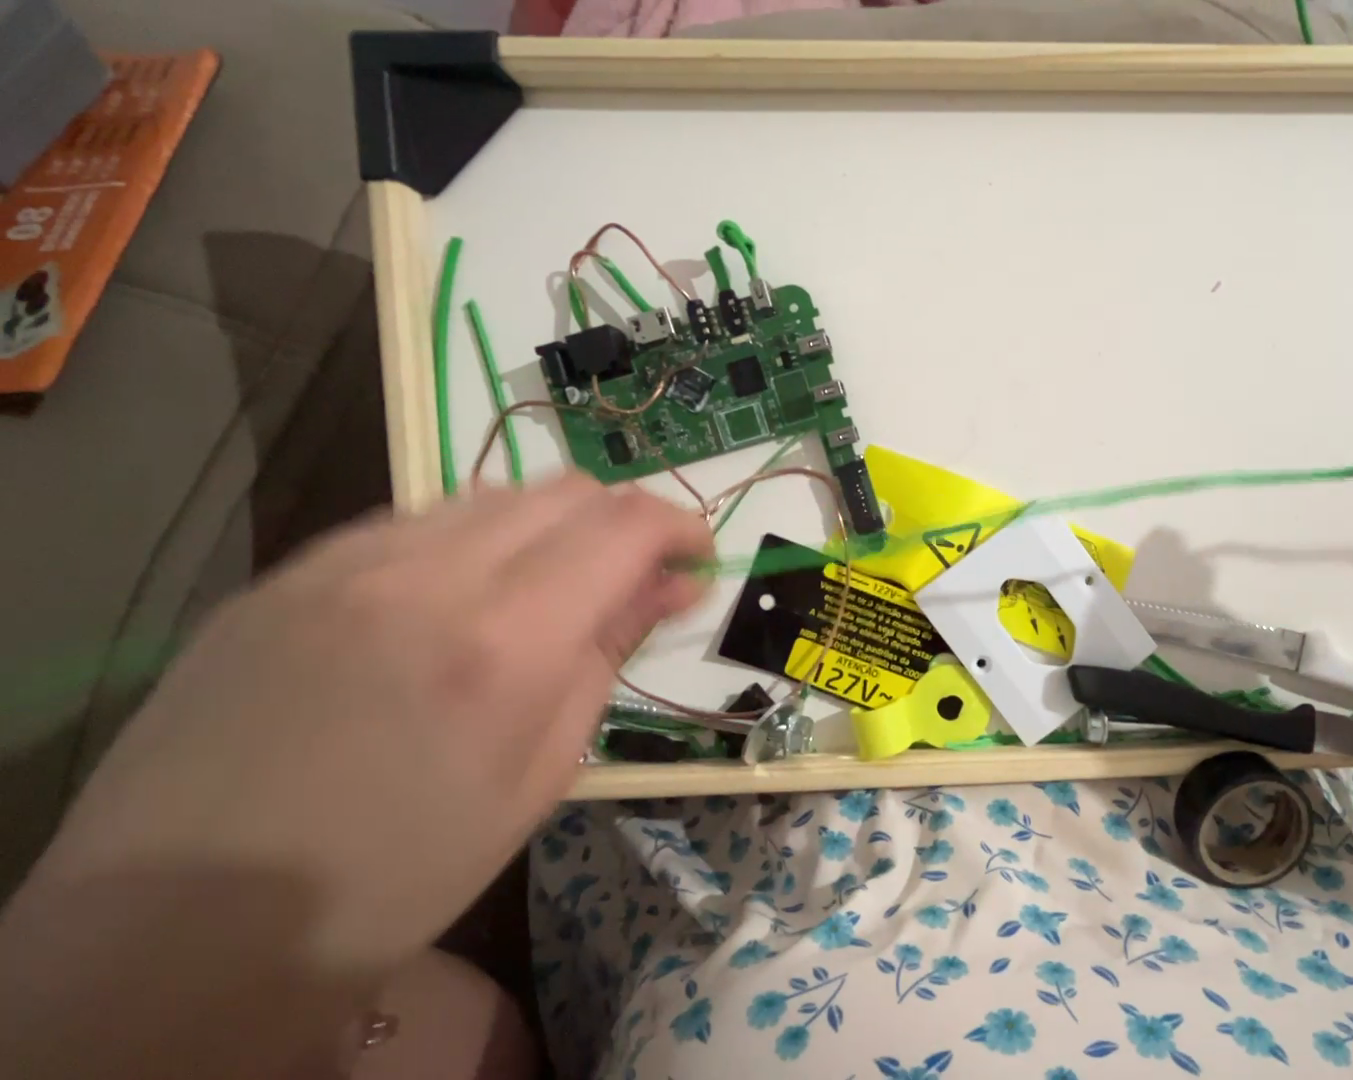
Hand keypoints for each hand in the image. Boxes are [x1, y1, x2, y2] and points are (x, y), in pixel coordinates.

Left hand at [32, 473, 712, 971]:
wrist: (184, 928)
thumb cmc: (401, 873)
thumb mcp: (539, 775)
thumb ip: (608, 658)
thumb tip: (672, 587)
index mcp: (505, 642)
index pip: (624, 527)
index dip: (680, 527)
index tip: (700, 556)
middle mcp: (428, 575)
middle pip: (564, 491)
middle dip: (622, 522)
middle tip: (636, 580)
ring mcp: (344, 564)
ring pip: (490, 494)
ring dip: (549, 527)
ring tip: (551, 591)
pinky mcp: (286, 573)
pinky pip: (412, 520)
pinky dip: (471, 539)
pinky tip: (459, 598)